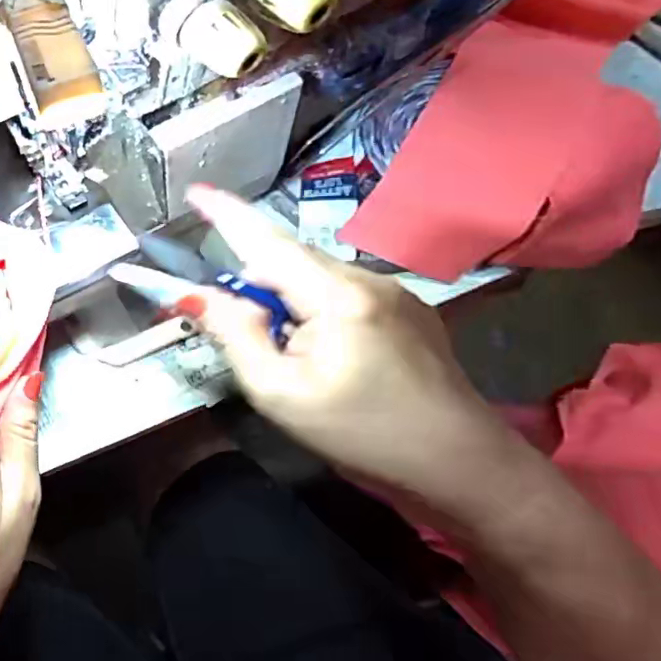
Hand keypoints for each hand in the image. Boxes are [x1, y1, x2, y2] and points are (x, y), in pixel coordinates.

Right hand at [183, 185, 544, 527]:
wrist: (464, 468)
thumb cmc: (363, 434)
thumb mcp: (281, 393)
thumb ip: (237, 337)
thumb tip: (198, 294)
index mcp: (338, 296)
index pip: (267, 243)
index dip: (226, 215)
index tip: (195, 192)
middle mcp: (368, 279)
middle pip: (289, 262)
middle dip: (251, 280)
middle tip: (225, 318)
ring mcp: (394, 292)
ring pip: (314, 279)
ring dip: (283, 300)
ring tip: (284, 353)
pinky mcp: (407, 310)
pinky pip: (340, 293)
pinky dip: (312, 308)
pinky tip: (321, 352)